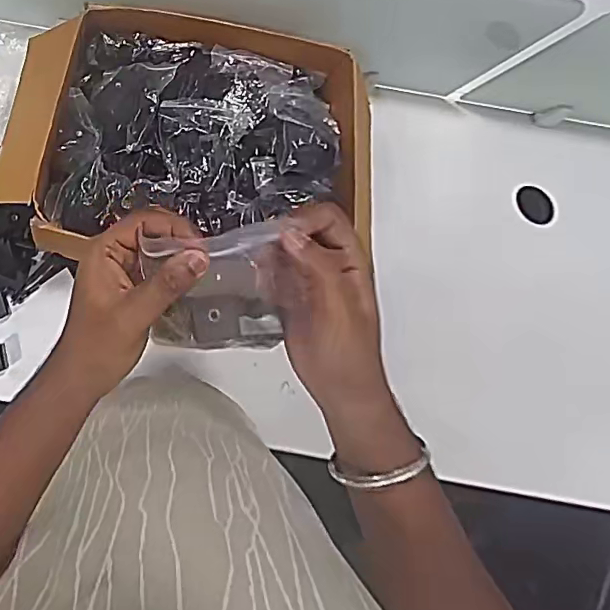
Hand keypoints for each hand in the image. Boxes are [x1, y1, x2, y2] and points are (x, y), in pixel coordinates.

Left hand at [44, 208, 207, 400]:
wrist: (81, 376)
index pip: (141, 221)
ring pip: (153, 251)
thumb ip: (166, 284)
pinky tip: (185, 283)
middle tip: (200, 253)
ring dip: (175, 256)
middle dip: (177, 239)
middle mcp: (109, 258)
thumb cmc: (92, 348)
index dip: (171, 226)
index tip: (194, 242)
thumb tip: (193, 259)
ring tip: (197, 266)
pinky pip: (154, 269)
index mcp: (102, 253)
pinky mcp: (128, 288)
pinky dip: (171, 272)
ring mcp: (119, 272)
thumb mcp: (134, 314)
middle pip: (149, 231)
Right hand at [273, 203, 414, 466]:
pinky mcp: (290, 292)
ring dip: (267, 248)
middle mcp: (329, 264)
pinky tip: (258, 279)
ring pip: (284, 245)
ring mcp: (308, 278)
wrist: (340, 390)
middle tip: (264, 243)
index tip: (283, 233)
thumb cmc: (351, 356)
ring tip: (258, 262)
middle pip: (303, 227)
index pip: (329, 218)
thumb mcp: (339, 306)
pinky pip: (272, 268)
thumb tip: (292, 234)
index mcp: (350, 261)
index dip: (305, 218)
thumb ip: (318, 266)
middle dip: (281, 230)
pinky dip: (261, 268)